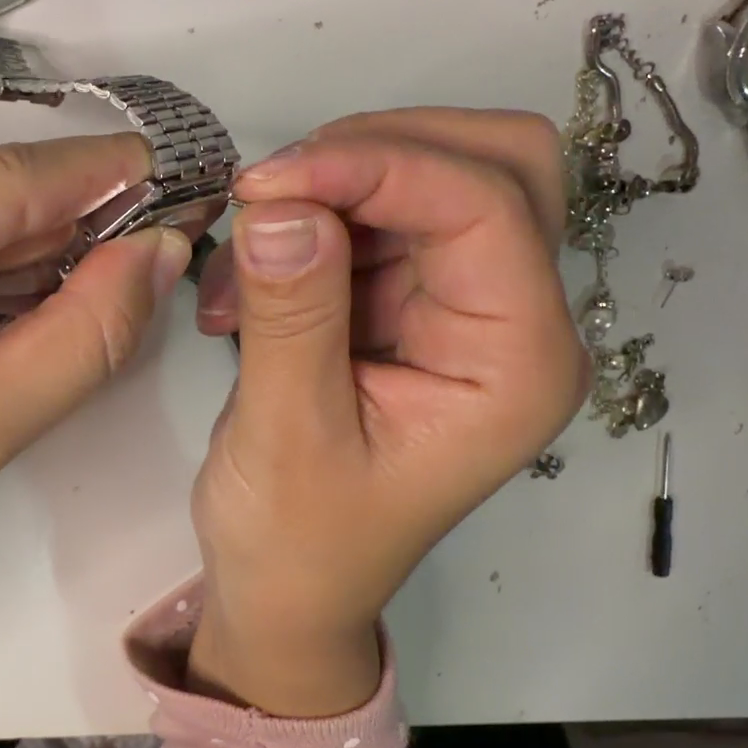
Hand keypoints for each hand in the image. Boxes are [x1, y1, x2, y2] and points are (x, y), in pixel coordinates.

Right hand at [185, 109, 589, 715]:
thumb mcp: (285, 434)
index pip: (484, 207)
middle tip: (267, 195)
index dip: (376, 169)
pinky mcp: (396, 315)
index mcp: (514, 362)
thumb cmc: (293, 539)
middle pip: (489, 167)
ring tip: (232, 277)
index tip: (264, 184)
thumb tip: (276, 204)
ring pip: (417, 188)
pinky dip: (296, 237)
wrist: (281, 590)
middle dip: (371, 157)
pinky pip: (361, 232)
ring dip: (318, 203)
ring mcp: (452, 314)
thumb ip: (291, 316)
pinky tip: (237, 293)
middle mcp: (506, 321)